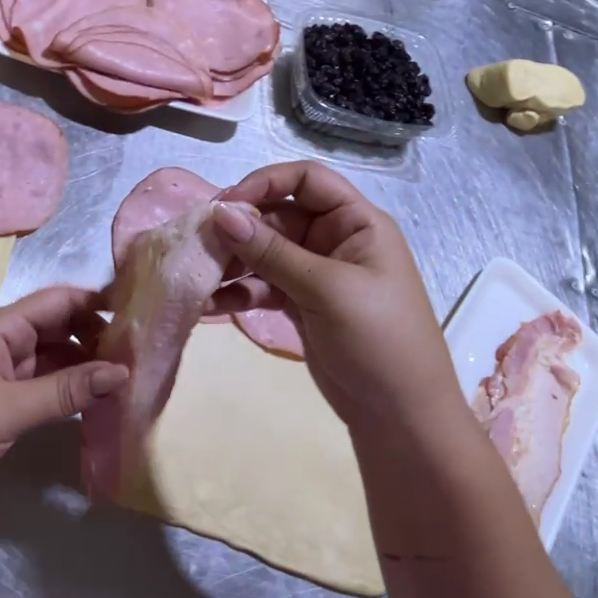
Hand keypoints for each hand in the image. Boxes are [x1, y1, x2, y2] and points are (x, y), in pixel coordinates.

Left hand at [0, 286, 128, 516]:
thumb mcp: (8, 410)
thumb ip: (66, 390)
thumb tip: (122, 371)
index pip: (58, 300)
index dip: (97, 301)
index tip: (140, 310)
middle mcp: (0, 340)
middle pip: (57, 326)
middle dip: (96, 335)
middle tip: (142, 350)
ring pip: (50, 356)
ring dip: (83, 364)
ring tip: (126, 376)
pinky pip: (38, 383)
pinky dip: (64, 388)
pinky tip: (92, 400)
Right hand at [210, 162, 460, 433]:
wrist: (401, 417)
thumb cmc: (379, 340)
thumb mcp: (327, 290)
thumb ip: (272, 252)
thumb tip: (221, 213)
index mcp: (356, 222)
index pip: (307, 179)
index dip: (266, 182)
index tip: (225, 204)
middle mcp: (334, 239)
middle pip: (277, 214)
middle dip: (239, 227)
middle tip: (199, 244)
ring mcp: (315, 273)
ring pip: (264, 251)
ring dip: (231, 261)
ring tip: (196, 276)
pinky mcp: (299, 304)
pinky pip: (261, 285)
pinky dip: (237, 292)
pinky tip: (208, 304)